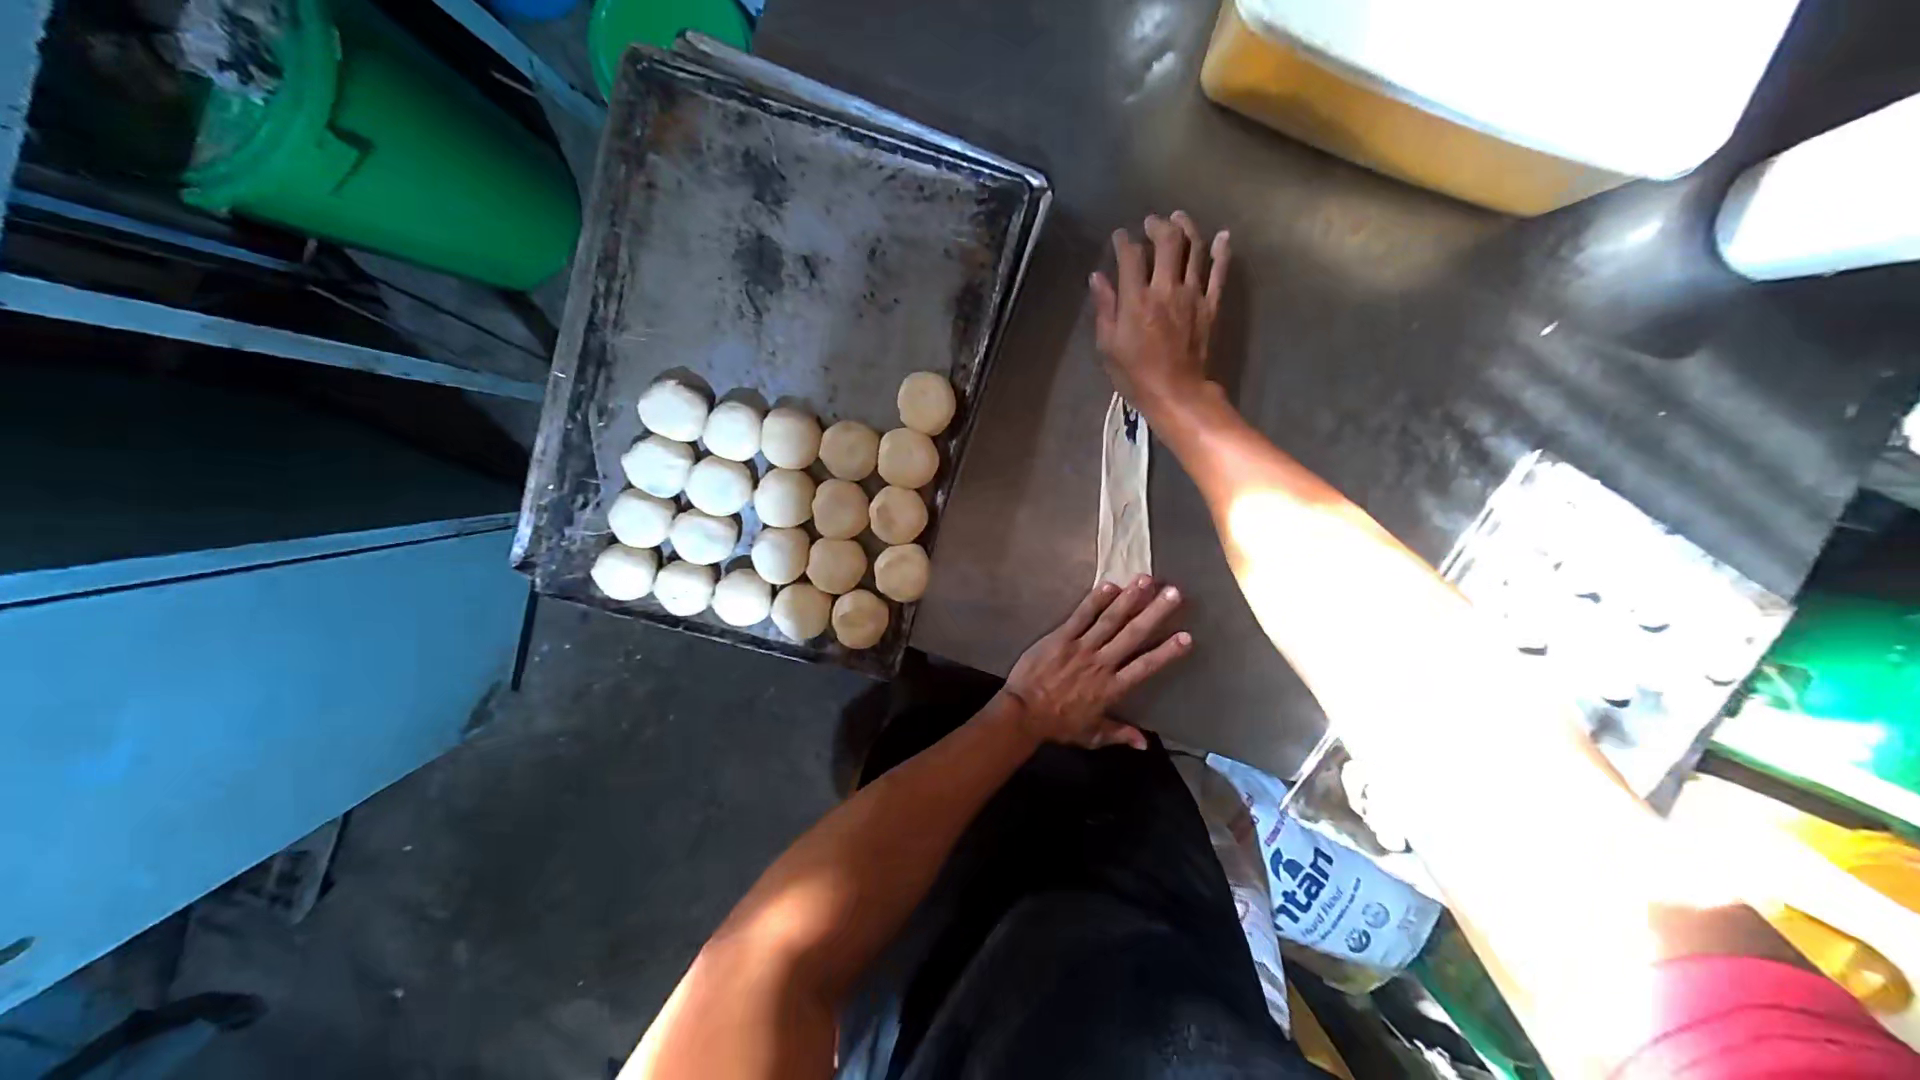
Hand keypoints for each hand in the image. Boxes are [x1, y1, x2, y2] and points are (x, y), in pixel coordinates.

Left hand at [1001, 575, 1190, 749]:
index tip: (1187, 636)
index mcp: (1112, 688)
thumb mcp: (1092, 735)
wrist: (1023, 713)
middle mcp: (1101, 663)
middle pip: (1133, 634)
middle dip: (1155, 612)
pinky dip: (1095, 600)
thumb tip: (1146, 743)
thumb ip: (1120, 734)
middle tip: (1174, 593)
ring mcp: (1081, 648)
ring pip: (1110, 620)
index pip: (1145, 666)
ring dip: (1129, 599)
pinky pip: (1080, 616)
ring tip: (1147, 580)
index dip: (1167, 651)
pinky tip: (1110, 585)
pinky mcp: (1060, 638)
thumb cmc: (1058, 725)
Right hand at [1089, 211, 1229, 417]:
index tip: (1119, 237)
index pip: (1131, 256)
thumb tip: (1098, 277)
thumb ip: (1105, 308)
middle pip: (1167, 242)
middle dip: (1158, 226)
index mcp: (1137, 300)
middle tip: (1151, 222)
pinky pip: (1219, 272)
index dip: (1124, 241)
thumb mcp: (1108, 345)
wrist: (1176, 393)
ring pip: (1194, 249)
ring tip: (1178, 218)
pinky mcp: (1211, 306)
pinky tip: (1222, 236)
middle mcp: (1166, 289)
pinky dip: (1222, 251)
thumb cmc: (1135, 375)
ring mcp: (1193, 295)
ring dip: (1186, 228)